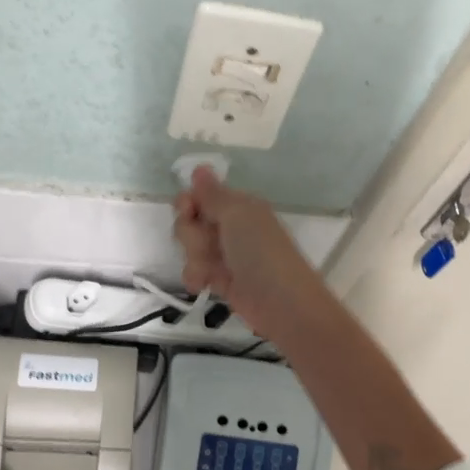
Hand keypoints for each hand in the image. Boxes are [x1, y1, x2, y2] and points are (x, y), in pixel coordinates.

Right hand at [173, 167, 334, 343]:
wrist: (281, 302)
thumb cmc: (261, 252)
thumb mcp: (237, 214)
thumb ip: (213, 194)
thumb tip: (200, 167)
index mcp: (240, 206)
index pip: (201, 196)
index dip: (188, 203)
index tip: (188, 210)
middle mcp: (232, 227)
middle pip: (192, 222)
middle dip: (191, 234)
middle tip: (207, 245)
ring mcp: (227, 255)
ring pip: (192, 248)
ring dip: (194, 258)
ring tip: (209, 270)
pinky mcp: (223, 280)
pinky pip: (197, 270)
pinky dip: (197, 276)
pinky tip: (203, 284)